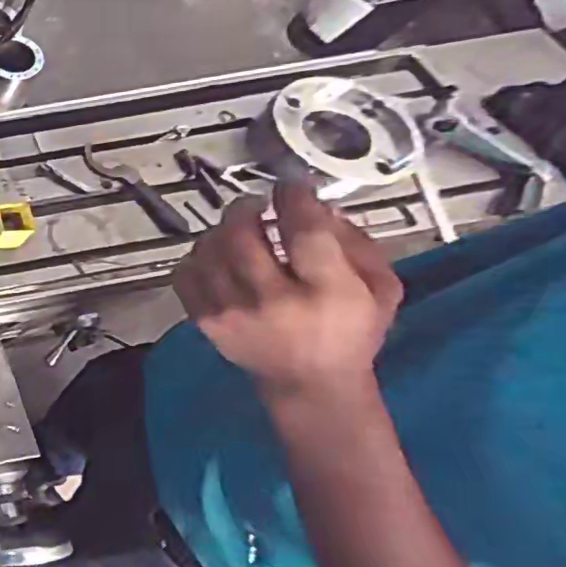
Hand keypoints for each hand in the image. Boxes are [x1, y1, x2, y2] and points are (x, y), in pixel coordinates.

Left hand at [172, 181, 402, 397]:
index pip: (304, 231)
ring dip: (221, 230)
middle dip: (245, 209)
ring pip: (210, 250)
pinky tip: (216, 256)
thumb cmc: (350, 331)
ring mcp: (232, 312)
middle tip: (254, 204)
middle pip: (242, 235)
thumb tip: (316, 204)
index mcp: (329, 292)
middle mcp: (274, 301)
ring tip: (238, 230)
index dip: (293, 198)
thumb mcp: (379, 289)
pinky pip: (186, 272)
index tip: (289, 183)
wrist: (308, 383)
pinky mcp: (204, 321)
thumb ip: (356, 243)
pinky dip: (198, 256)